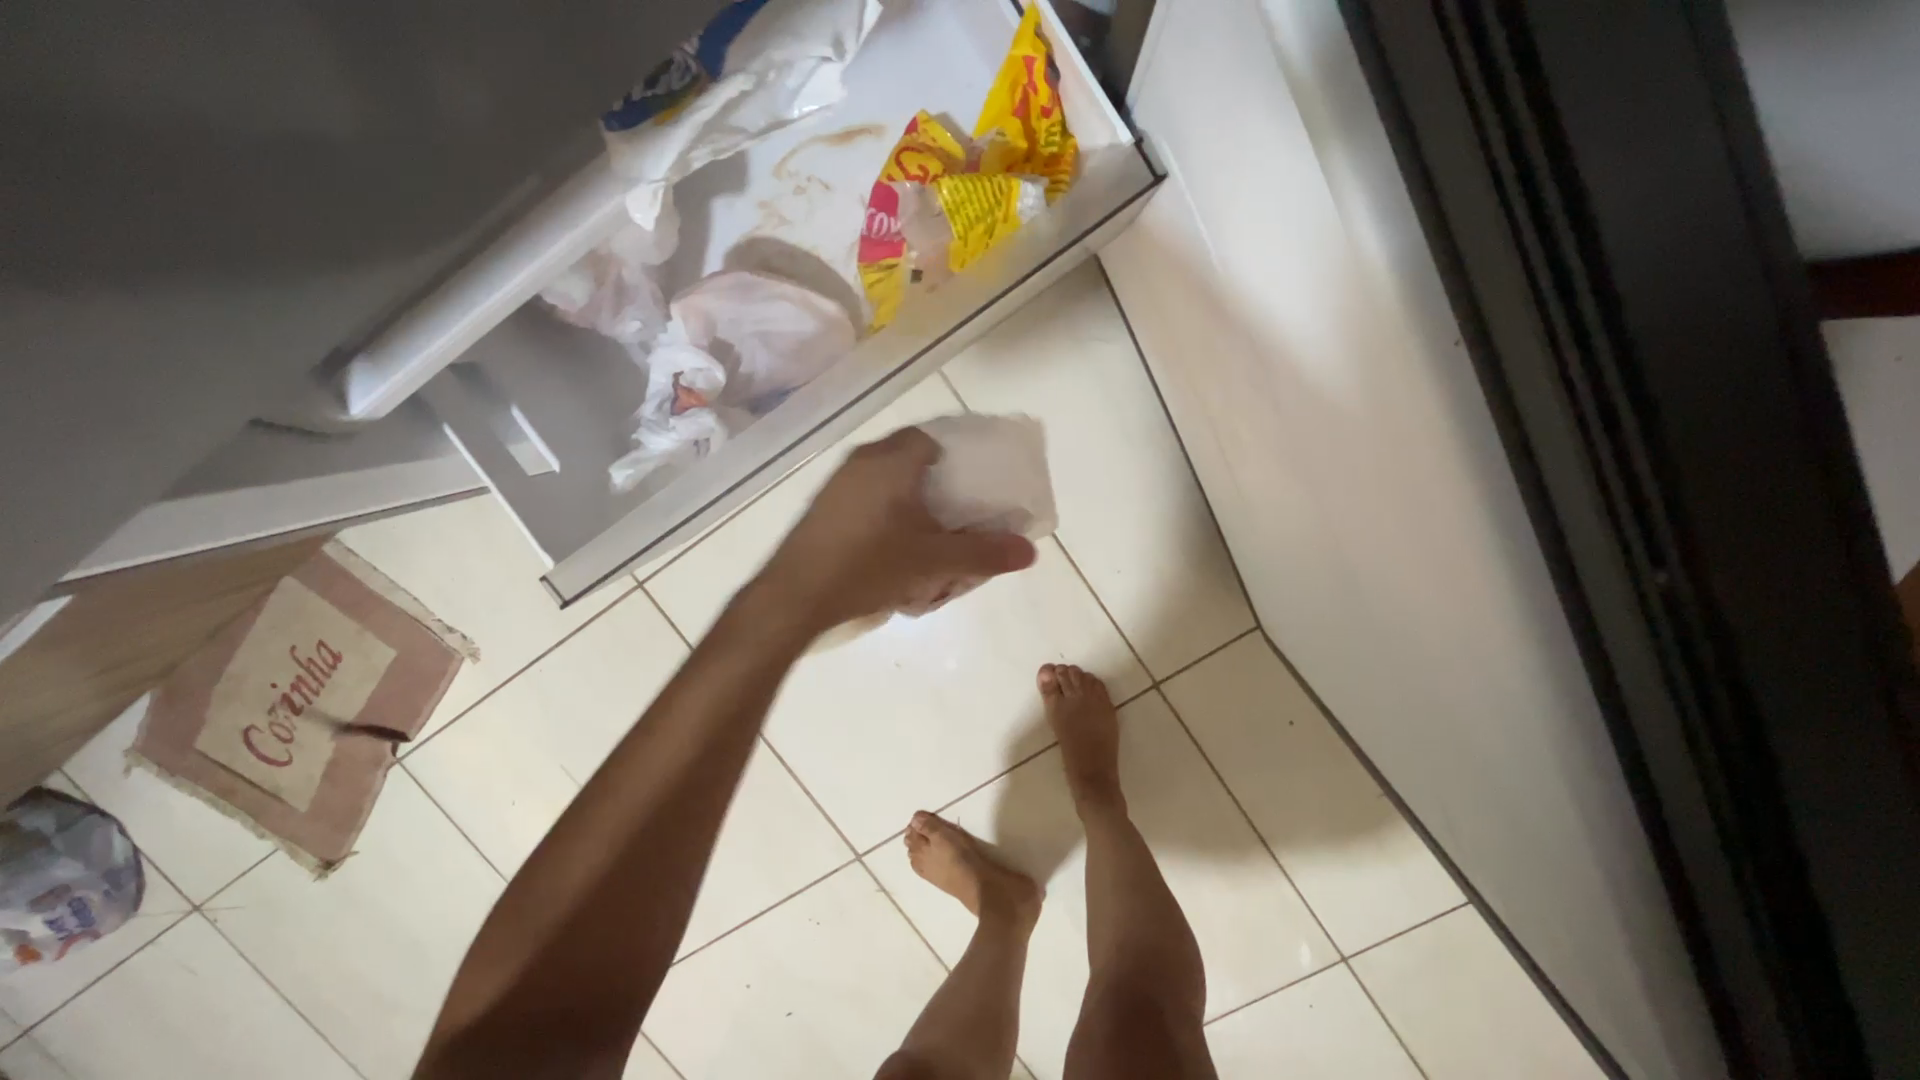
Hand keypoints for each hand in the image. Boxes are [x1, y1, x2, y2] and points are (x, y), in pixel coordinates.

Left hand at [751, 426, 1037, 635]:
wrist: (793, 598)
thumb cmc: (867, 567)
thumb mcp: (933, 562)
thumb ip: (984, 553)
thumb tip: (1029, 551)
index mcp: (891, 460)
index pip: (934, 437)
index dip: (961, 456)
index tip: (980, 483)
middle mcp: (862, 461)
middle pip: (912, 460)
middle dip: (940, 485)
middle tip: (963, 514)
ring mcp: (836, 485)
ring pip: (888, 483)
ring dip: (913, 504)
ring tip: (934, 536)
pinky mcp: (822, 510)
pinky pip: (867, 501)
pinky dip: (889, 517)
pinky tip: (897, 551)